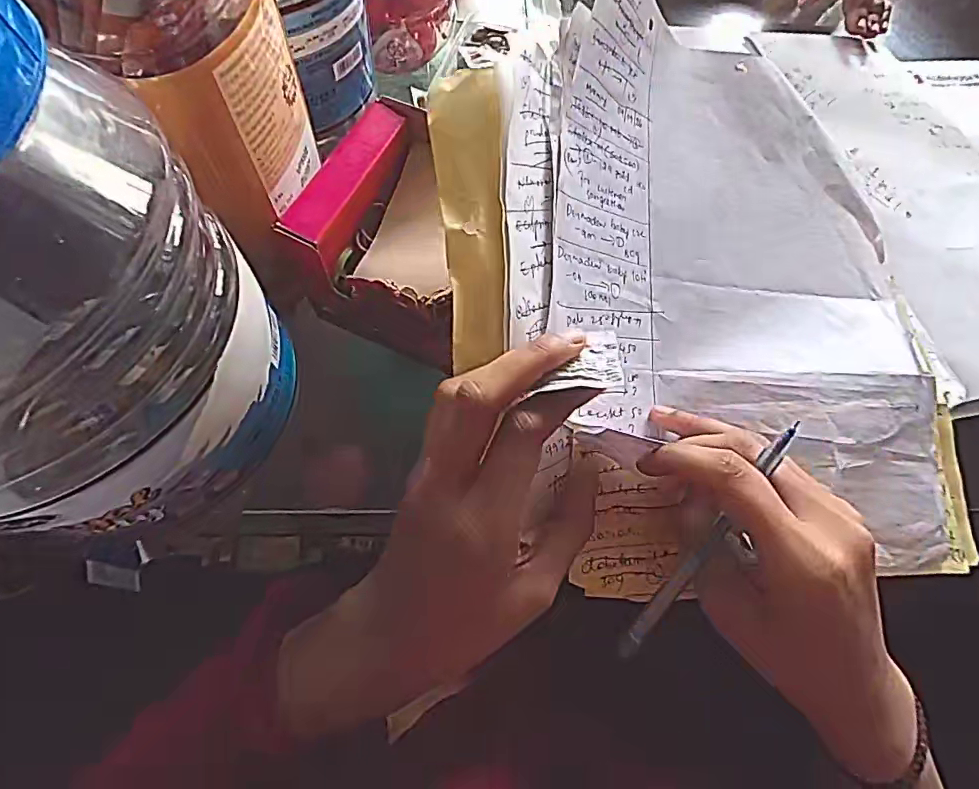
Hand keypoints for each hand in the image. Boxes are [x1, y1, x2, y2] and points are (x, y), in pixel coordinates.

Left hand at [278, 333, 603, 738]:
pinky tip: (513, 377)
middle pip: (477, 397)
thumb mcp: (536, 593)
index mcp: (484, 520)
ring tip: (547, 351)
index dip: (559, 397)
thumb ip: (570, 527)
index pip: (521, 433)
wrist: (387, 637)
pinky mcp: (418, 464)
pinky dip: (484, 382)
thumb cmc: (467, 626)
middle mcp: (447, 483)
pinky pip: (448, 408)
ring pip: (455, 394)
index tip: (591, 380)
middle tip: (571, 342)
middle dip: (527, 361)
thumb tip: (589, 468)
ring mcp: (425, 468)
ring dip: (502, 364)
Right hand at [636, 408, 922, 781]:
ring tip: (678, 428)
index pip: (738, 479)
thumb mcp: (727, 609)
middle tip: (658, 428)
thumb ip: (702, 541)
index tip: (651, 460)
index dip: (687, 459)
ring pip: (770, 451)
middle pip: (755, 450)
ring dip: (720, 438)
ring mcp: (843, 512)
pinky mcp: (841, 509)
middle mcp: (831, 524)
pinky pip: (783, 469)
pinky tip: (714, 457)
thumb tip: (684, 490)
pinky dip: (743, 458)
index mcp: (803, 558)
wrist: (858, 685)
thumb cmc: (789, 662)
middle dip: (700, 434)